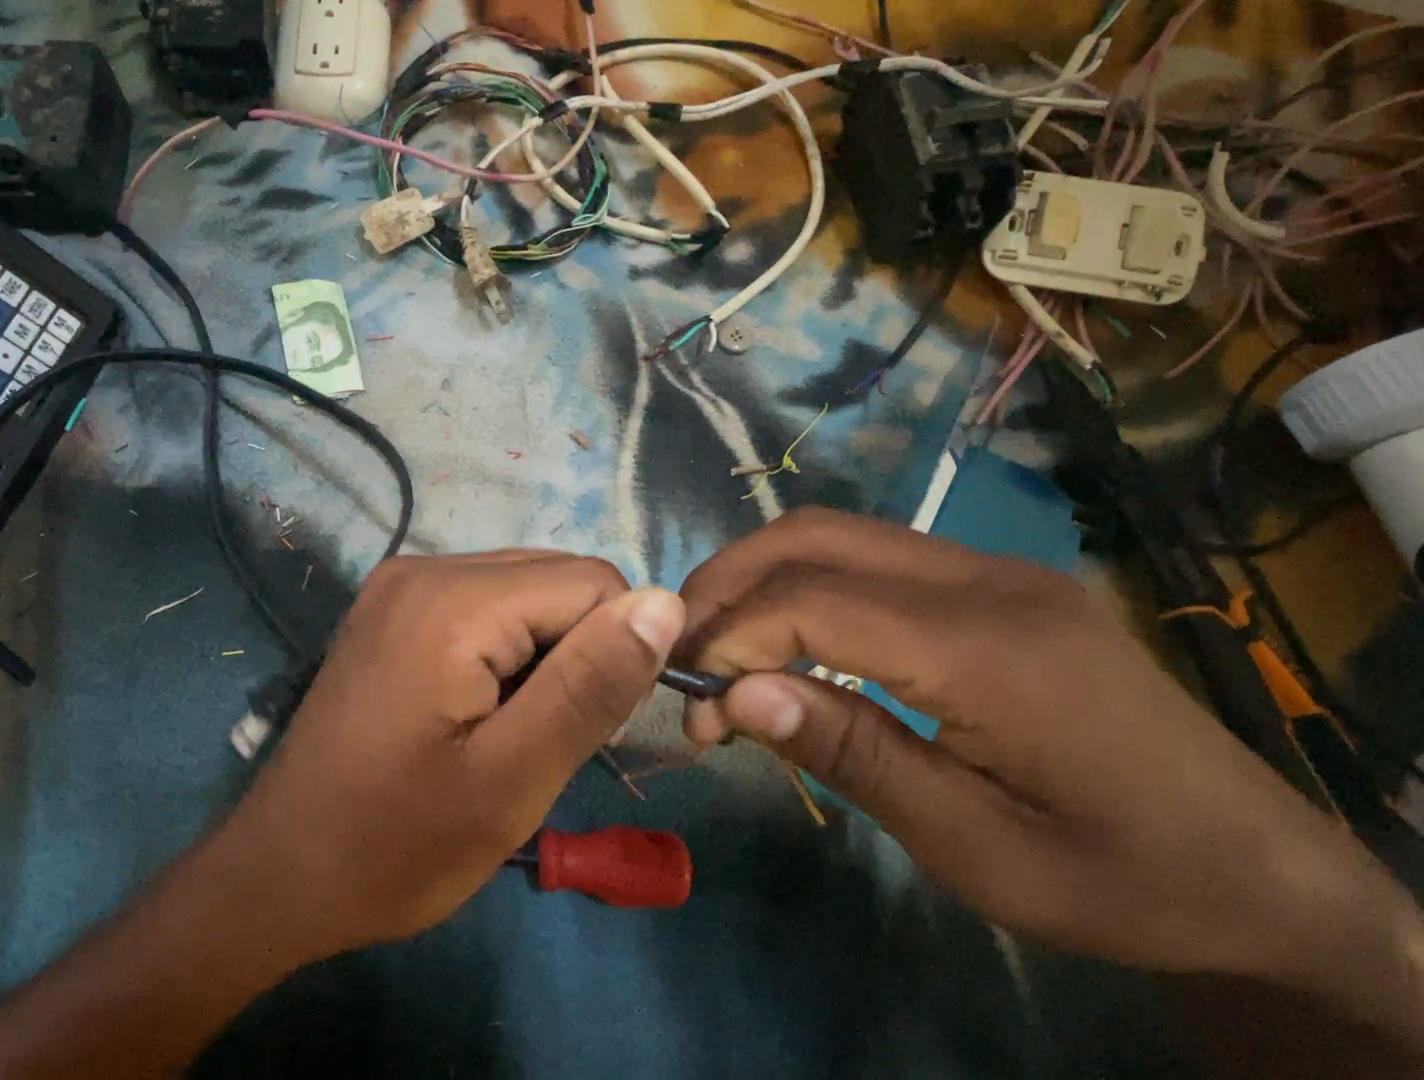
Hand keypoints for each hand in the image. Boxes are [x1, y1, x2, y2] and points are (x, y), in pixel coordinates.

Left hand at [210, 551, 685, 958]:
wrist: (282, 875)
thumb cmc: (398, 844)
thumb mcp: (512, 780)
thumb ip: (589, 684)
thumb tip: (665, 602)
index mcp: (452, 601)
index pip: (593, 583)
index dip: (615, 654)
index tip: (585, 730)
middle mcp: (422, 569)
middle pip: (556, 580)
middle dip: (576, 652)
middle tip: (538, 741)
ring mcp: (398, 587)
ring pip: (524, 593)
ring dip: (540, 657)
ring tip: (504, 732)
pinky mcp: (389, 612)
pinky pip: (482, 607)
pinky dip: (503, 654)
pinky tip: (474, 714)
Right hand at [676, 509, 1423, 1041]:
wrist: (1259, 874)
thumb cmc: (1114, 878)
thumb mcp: (972, 845)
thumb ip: (850, 754)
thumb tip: (735, 694)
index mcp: (989, 648)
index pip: (814, 599)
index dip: (730, 637)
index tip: (689, 702)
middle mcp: (989, 580)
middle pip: (814, 535)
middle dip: (726, 585)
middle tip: (681, 659)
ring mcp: (998, 573)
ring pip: (838, 534)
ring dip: (759, 580)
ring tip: (720, 653)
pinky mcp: (998, 587)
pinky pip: (873, 559)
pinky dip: (805, 587)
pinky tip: (788, 645)